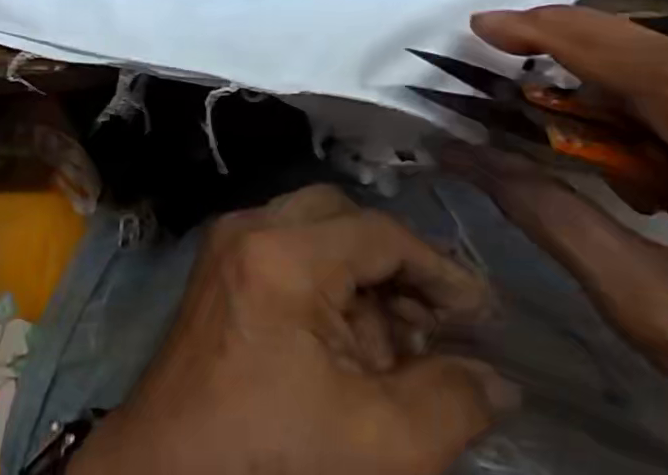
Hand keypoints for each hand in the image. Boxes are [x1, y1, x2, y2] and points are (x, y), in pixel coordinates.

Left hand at [69, 185, 516, 474]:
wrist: (170, 474)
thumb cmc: (275, 456)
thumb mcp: (383, 442)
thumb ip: (454, 400)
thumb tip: (497, 378)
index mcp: (283, 254)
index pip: (380, 233)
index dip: (439, 270)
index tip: (481, 313)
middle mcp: (249, 228)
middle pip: (344, 217)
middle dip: (394, 265)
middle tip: (432, 324)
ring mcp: (227, 244)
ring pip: (314, 229)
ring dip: (360, 275)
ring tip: (392, 346)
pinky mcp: (218, 268)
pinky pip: (284, 248)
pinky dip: (324, 281)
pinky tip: (346, 343)